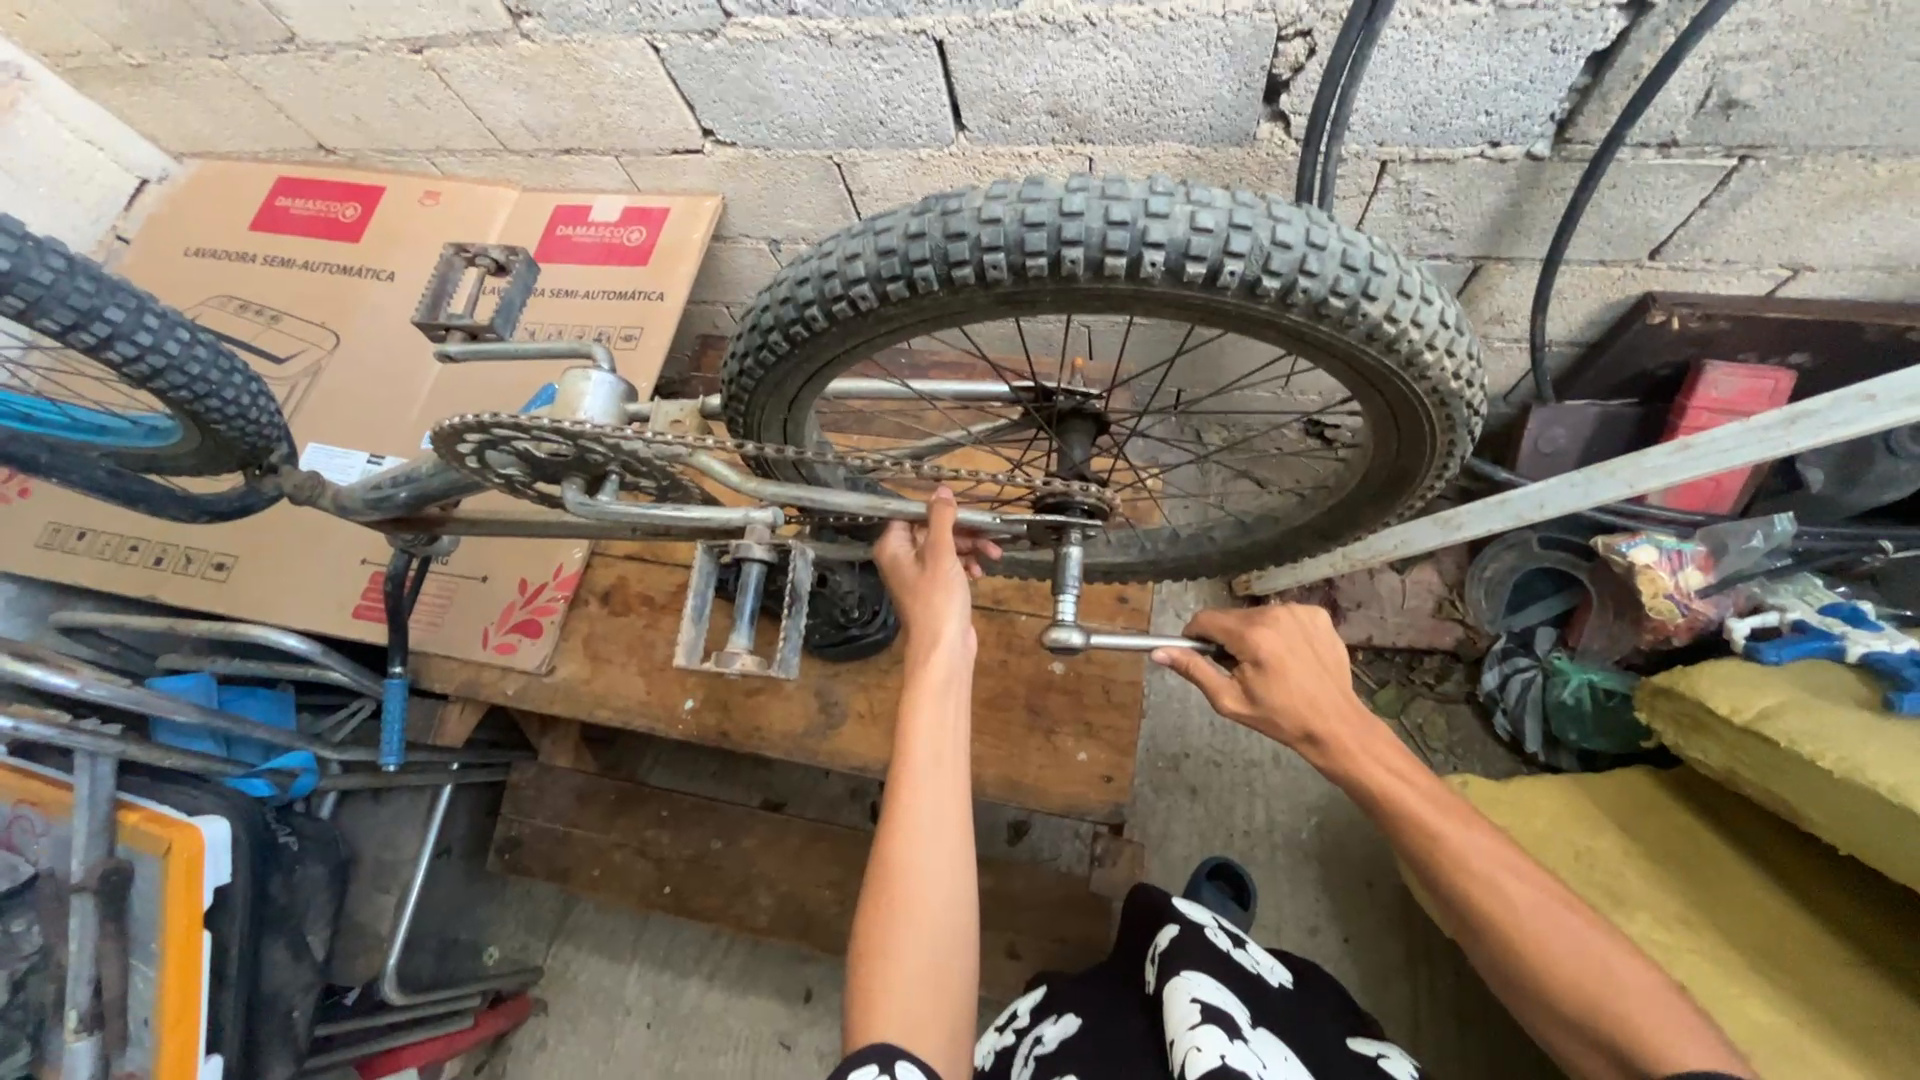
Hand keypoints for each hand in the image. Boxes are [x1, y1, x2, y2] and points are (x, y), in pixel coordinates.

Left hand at [872, 487, 1002, 660]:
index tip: (963, 506)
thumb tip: (941, 490)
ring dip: (969, 547)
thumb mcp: (941, 553)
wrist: (945, 648)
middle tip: (986, 531)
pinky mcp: (934, 586)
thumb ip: (941, 518)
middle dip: (962, 530)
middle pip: (931, 529)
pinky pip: (950, 564)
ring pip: (945, 546)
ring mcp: (918, 573)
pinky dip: (966, 564)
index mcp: (892, 546)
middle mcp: (901, 557)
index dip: (937, 508)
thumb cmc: (938, 599)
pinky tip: (980, 571)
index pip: (911, 513)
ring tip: (992, 553)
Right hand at [1150, 604, 1378, 756]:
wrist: (1335, 724)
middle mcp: (1275, 613)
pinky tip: (1290, 656)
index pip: (1204, 619)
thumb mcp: (1229, 699)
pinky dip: (1279, 631)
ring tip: (1269, 664)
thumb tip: (1158, 651)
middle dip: (1228, 638)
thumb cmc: (1279, 717)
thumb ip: (1193, 670)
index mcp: (1252, 635)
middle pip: (1231, 617)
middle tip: (1242, 670)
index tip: (1205, 657)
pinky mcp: (1318, 615)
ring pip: (1256, 615)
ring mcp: (1300, 611)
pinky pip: (1282, 615)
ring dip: (1253, 634)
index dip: (1196, 637)